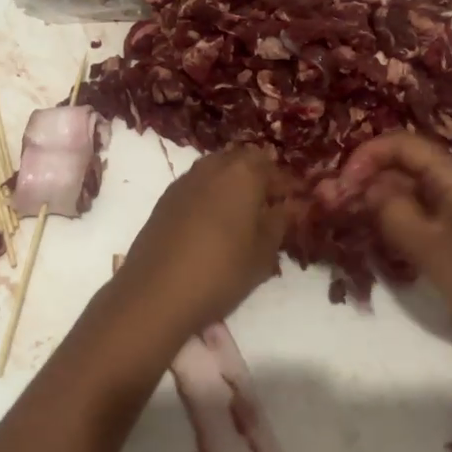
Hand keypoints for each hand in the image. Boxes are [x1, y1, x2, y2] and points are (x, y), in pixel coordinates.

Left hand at [116, 147, 288, 338]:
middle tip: (270, 205)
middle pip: (242, 160)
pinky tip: (214, 220)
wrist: (156, 291)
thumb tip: (287, 205)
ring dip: (233, 183)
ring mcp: (186, 179)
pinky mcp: (166, 197)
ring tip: (243, 213)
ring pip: (217, 169)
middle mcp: (213, 166)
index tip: (295, 201)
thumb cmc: (221, 271)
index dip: (285, 183)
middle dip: (258, 176)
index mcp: (243, 173)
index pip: (271, 166)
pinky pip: (197, 184)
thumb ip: (278, 223)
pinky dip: (211, 193)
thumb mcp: (262, 254)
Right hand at [331, 133, 451, 357]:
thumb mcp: (428, 246)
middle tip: (336, 205)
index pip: (400, 144)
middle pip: (403, 164)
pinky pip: (422, 212)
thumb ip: (390, 210)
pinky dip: (398, 219)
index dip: (366, 156)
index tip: (342, 185)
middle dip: (367, 178)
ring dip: (379, 200)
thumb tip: (364, 187)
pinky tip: (382, 240)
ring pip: (410, 190)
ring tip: (351, 221)